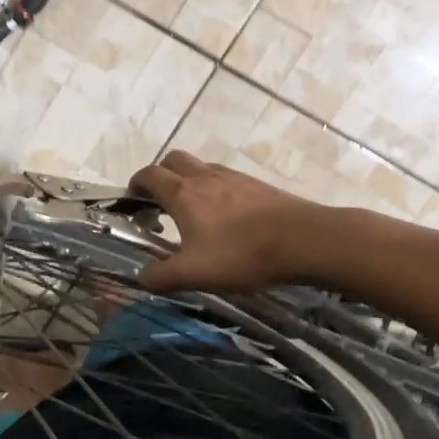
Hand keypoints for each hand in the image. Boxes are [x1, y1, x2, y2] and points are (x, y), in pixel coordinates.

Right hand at [129, 151, 326, 292]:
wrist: (306, 241)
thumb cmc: (242, 254)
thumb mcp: (193, 274)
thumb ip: (161, 277)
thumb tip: (140, 278)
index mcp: (183, 194)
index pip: (149, 175)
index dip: (135, 184)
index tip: (132, 200)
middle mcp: (205, 177)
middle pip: (174, 160)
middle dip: (161, 175)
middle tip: (160, 202)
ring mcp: (234, 178)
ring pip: (201, 167)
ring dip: (189, 181)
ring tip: (192, 211)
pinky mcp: (258, 186)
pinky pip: (226, 178)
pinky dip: (215, 189)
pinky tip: (225, 217)